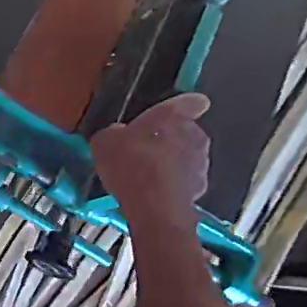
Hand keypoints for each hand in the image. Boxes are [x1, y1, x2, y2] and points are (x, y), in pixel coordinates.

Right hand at [89, 94, 209, 227]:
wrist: (153, 204)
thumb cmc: (130, 162)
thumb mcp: (105, 141)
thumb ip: (114, 134)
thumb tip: (117, 135)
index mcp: (173, 116)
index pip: (189, 102)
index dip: (184, 107)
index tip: (175, 114)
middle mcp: (194, 134)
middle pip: (185, 132)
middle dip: (169, 140)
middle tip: (145, 152)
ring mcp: (202, 163)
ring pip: (187, 158)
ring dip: (172, 163)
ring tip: (146, 177)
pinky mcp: (201, 189)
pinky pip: (185, 181)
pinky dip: (173, 185)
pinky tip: (153, 193)